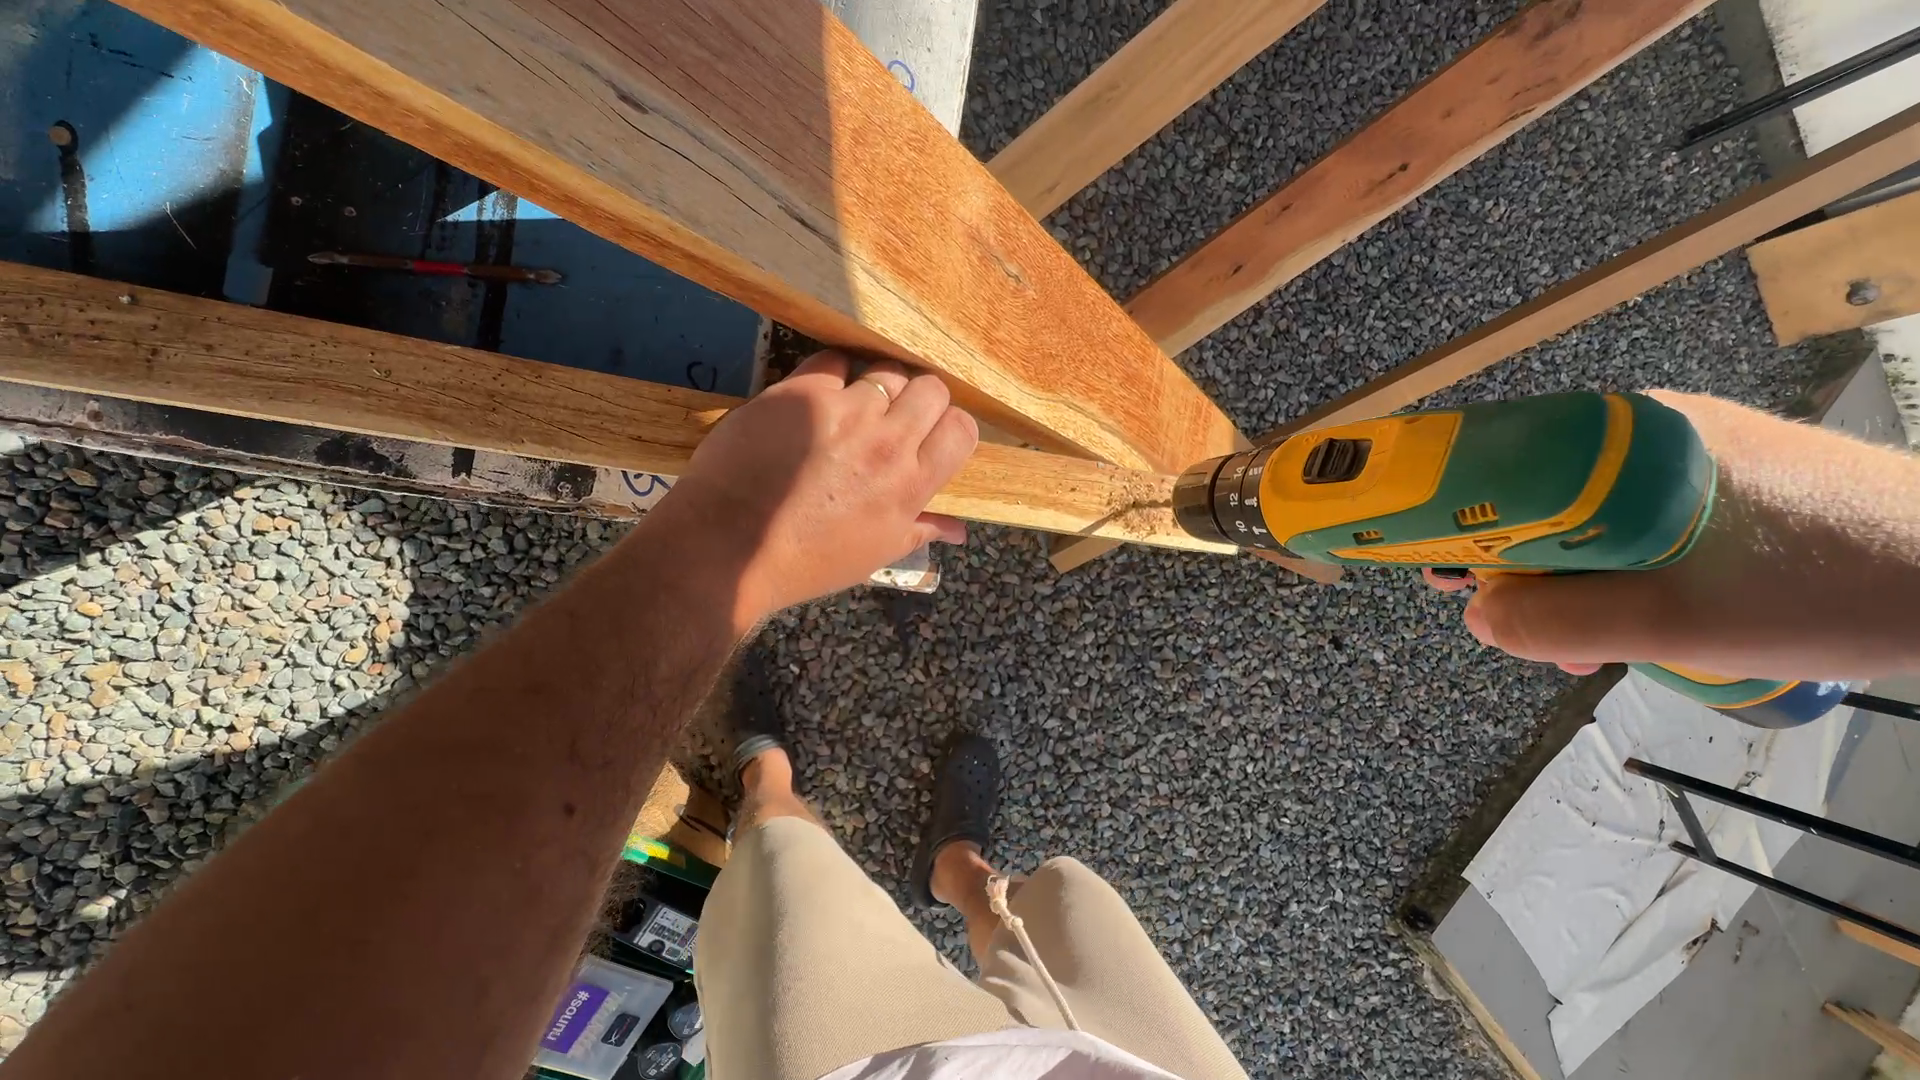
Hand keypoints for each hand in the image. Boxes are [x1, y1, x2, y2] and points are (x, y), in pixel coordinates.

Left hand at [646, 352, 977, 627]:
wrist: (730, 548)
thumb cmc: (806, 561)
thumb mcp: (875, 554)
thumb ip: (921, 530)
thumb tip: (959, 530)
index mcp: (910, 486)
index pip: (961, 430)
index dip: (948, 427)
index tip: (927, 436)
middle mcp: (887, 443)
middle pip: (931, 389)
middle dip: (917, 399)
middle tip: (890, 416)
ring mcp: (846, 413)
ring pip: (885, 370)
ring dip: (874, 384)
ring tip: (851, 404)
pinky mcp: (802, 393)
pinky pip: (834, 361)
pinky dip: (831, 373)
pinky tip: (816, 395)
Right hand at [1422, 390, 1919, 681]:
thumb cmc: (1823, 588)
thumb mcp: (1671, 624)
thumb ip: (1554, 623)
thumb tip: (1479, 617)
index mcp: (1614, 440)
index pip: (1489, 466)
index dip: (1451, 523)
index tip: (1445, 579)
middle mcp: (1637, 430)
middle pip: (1530, 496)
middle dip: (1515, 569)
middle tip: (1525, 631)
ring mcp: (1681, 450)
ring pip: (1578, 515)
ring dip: (1566, 581)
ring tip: (1591, 647)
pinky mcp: (1716, 475)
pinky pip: (1627, 520)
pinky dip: (1613, 570)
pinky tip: (1639, 618)